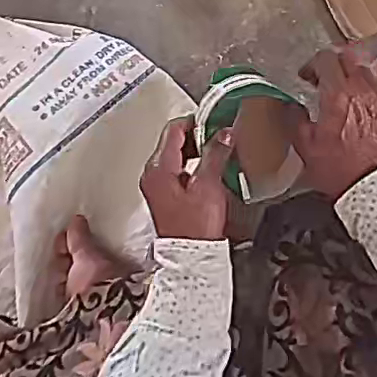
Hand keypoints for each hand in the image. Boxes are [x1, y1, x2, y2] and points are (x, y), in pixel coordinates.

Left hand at [139, 117, 233, 240]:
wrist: (191, 257)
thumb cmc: (195, 226)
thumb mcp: (208, 185)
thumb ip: (216, 154)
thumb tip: (224, 133)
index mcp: (159, 168)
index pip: (173, 130)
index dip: (194, 121)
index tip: (213, 120)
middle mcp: (153, 174)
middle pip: (172, 140)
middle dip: (197, 134)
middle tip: (218, 133)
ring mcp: (157, 185)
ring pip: (175, 154)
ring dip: (196, 148)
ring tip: (218, 149)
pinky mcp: (165, 195)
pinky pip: (177, 168)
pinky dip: (193, 162)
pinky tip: (209, 168)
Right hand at [291, 48, 376, 198]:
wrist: (371, 184)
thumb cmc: (339, 167)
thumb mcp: (305, 144)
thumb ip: (294, 117)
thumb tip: (291, 105)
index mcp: (338, 94)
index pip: (326, 59)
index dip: (312, 65)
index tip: (306, 77)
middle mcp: (362, 90)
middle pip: (348, 57)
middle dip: (332, 63)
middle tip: (322, 78)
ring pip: (366, 69)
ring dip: (351, 73)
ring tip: (342, 90)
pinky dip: (369, 86)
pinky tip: (361, 100)